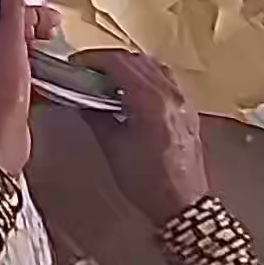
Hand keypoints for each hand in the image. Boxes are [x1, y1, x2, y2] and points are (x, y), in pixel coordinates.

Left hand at [0, 0, 58, 175]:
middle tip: (58, 33)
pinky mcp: (17, 98)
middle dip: (41, 29)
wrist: (1, 138)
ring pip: (28, 56)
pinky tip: (58, 81)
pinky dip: (46, 75)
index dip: (37, 13)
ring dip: (44, 52)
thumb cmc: (4, 90)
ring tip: (61, 54)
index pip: (16, 15)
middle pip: (21, 33)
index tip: (57, 20)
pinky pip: (34, 79)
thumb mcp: (10, 43)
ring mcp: (6, 78)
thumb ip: (12, 13)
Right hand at [77, 50, 209, 221]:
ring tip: (109, 77)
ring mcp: (182, 98)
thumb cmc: (146, 180)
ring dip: (128, 64)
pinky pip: (165, 76)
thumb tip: (79, 97)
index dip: (93, 59)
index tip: (75, 64)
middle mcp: (169, 92)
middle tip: (87, 70)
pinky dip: (146, 74)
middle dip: (107, 60)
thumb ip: (96, 116)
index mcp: (150, 101)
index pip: (118, 63)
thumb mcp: (113, 147)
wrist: (184, 206)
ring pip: (151, 64)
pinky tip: (134, 88)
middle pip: (135, 59)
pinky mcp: (188, 107)